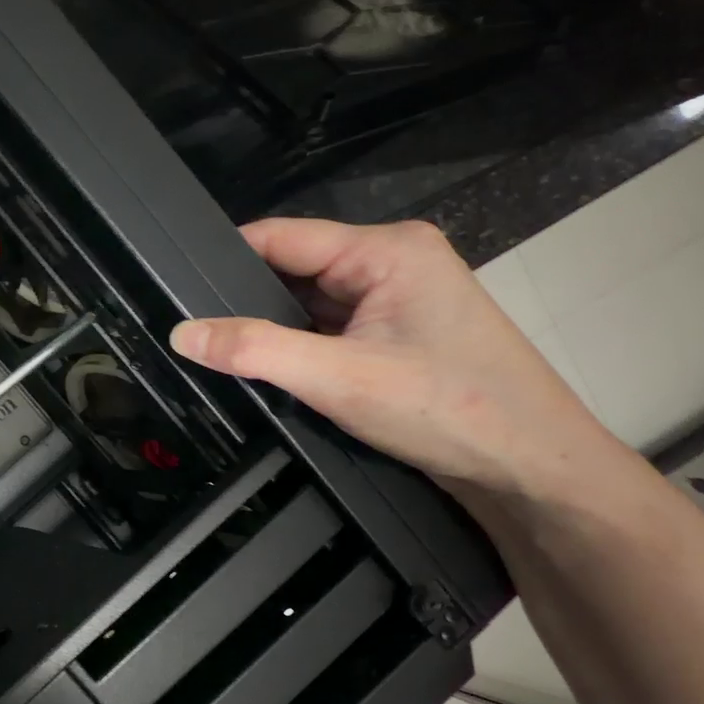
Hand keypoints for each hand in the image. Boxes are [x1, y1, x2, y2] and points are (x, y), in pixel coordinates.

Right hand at [169, 218, 618, 500]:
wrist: (529, 466)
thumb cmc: (448, 409)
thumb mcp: (337, 378)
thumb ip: (254, 351)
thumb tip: (182, 333)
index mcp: (386, 250)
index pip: (280, 237)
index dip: (224, 262)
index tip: (174, 294)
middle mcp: (391, 262)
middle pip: (291, 269)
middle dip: (244, 302)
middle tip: (191, 335)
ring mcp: (396, 299)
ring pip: (305, 303)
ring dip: (270, 329)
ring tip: (223, 356)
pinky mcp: (394, 334)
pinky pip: (326, 329)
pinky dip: (295, 348)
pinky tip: (269, 371)